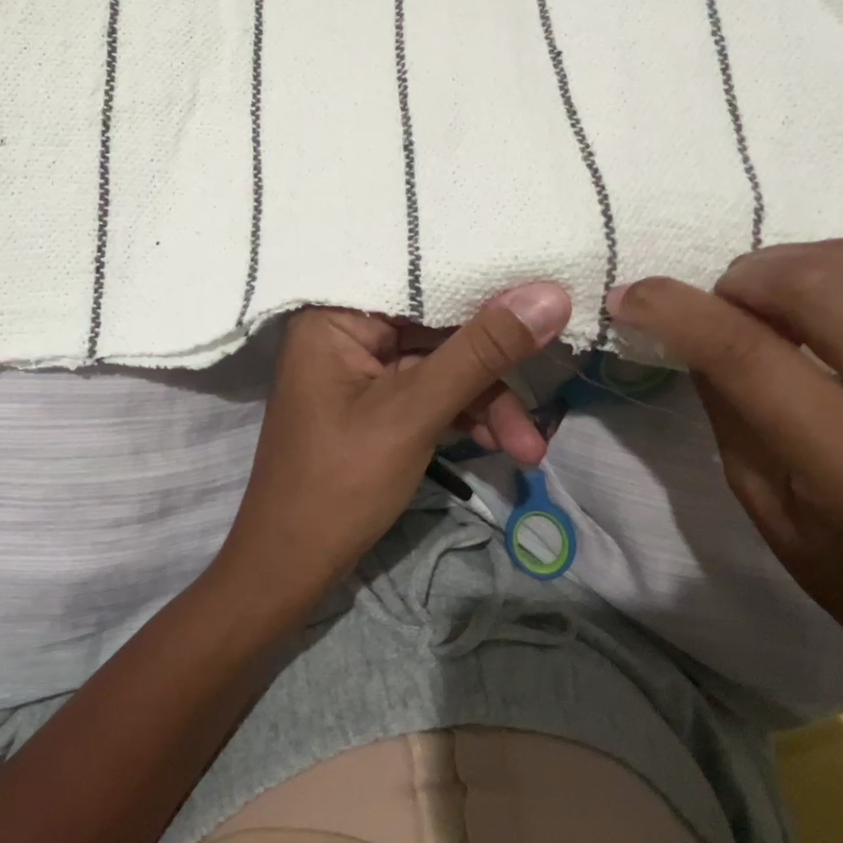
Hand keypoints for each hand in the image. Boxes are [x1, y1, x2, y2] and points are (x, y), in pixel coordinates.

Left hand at [214, 284, 571, 599]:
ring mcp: (358, 368)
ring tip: (530, 450)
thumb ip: (481, 352)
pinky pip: (429, 392)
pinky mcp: (373, 402)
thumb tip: (551, 293)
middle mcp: (343, 329)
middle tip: (551, 382)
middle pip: (437, 324)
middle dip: (494, 365)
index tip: (551, 290)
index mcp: (333, 313)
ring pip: (441, 363)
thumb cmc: (338, 483)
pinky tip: (503, 446)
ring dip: (488, 402)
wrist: (290, 565)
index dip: (486, 284)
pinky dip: (465, 416)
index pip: (420, 277)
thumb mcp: (413, 413)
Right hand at [606, 240, 842, 702]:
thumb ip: (729, 407)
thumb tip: (692, 328)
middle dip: (746, 276)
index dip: (680, 312)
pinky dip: (834, 290)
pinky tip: (813, 325)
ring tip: (761, 308)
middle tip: (716, 306)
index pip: (753, 356)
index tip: (630, 295)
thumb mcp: (763, 501)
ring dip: (790, 271)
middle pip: (825, 283)